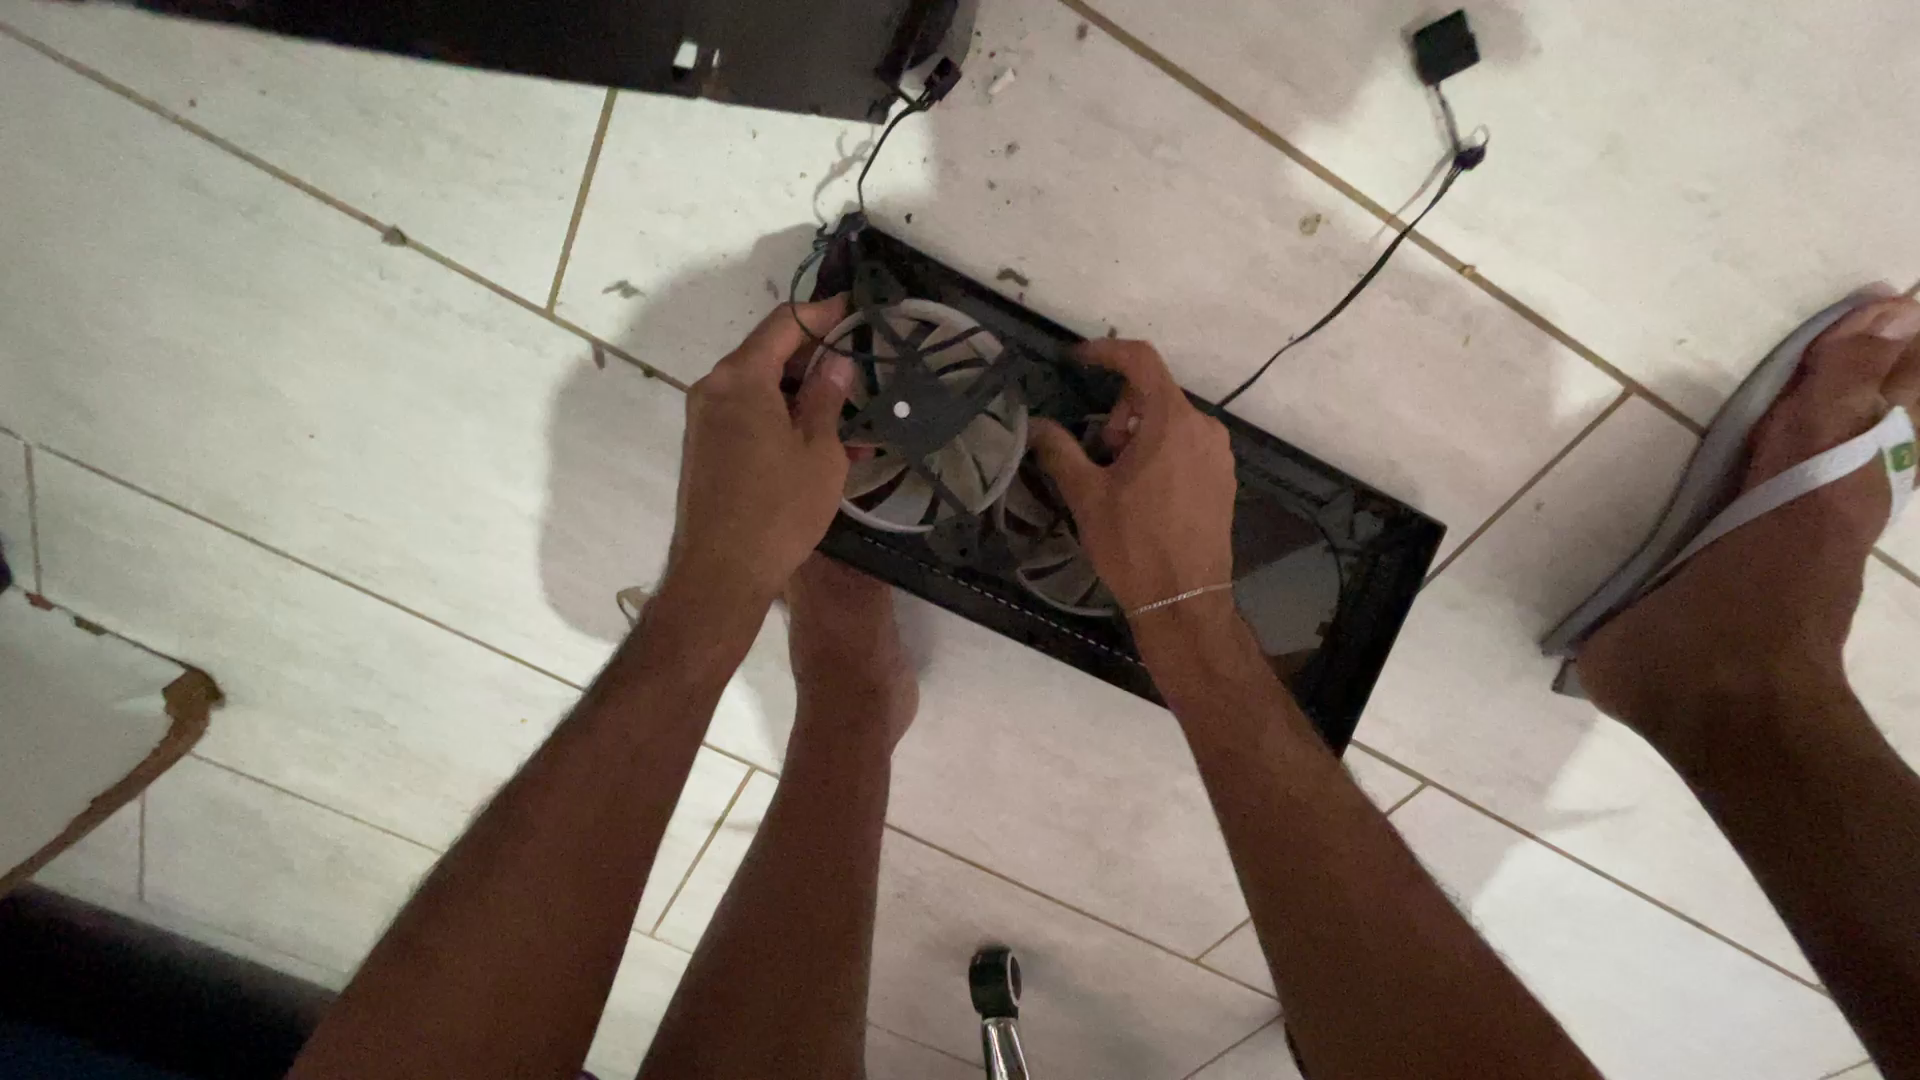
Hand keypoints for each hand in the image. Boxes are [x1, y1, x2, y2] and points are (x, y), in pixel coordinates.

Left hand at [668, 297, 853, 603]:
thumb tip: (836, 361)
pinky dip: (784, 419)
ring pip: (761, 389)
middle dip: (815, 357)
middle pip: (769, 354)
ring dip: (803, 394)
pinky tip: (821, 441)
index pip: (784, 324)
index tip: (855, 306)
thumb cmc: (779, 509)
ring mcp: (706, 420)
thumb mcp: (819, 451)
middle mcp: (714, 389)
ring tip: (850, 411)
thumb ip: (827, 397)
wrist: (722, 572)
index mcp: (740, 378)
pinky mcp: (707, 448)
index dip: (822, 312)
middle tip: (859, 364)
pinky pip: (750, 416)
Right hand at [1029, 340, 1236, 614]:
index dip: (1106, 352)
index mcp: (1172, 422)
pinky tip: (1145, 494)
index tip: (1077, 361)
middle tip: (1099, 453)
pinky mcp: (1224, 480)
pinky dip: (1161, 454)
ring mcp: (1220, 455)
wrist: (1184, 599)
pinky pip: (1187, 447)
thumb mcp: (1086, 495)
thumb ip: (1059, 450)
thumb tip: (1034, 425)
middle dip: (1119, 412)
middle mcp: (1204, 429)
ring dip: (1139, 435)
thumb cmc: (1133, 544)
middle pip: (1155, 395)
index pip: (1141, 361)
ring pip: (1171, 423)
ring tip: (1119, 480)